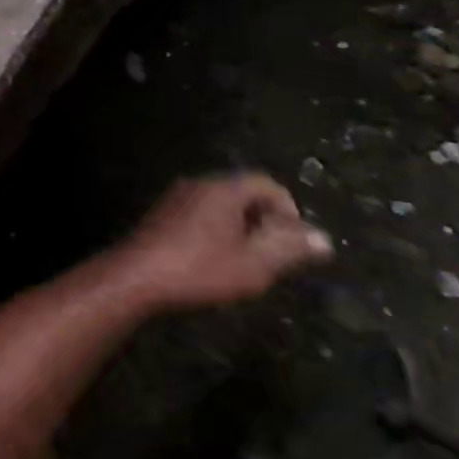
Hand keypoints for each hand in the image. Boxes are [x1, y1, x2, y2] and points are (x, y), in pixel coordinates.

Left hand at [116, 173, 332, 308]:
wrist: (136, 275)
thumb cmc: (199, 268)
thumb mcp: (253, 264)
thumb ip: (288, 248)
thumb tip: (323, 238)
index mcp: (222, 188)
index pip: (265, 182)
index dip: (288, 208)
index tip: (294, 242)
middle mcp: (197, 184)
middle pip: (242, 190)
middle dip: (264, 219)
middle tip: (273, 255)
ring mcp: (175, 197)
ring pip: (219, 203)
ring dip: (240, 226)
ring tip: (247, 261)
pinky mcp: (161, 214)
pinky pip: (199, 213)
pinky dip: (216, 229)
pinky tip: (214, 260)